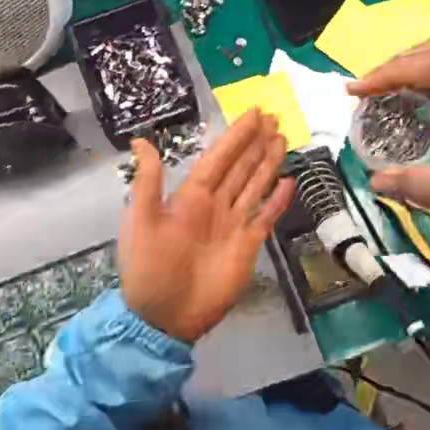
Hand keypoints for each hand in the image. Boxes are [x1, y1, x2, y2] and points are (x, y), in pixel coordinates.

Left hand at [118, 110, 293, 342]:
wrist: (165, 316)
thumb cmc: (148, 269)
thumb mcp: (141, 221)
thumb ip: (148, 181)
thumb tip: (142, 140)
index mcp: (190, 197)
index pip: (219, 158)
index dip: (237, 136)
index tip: (255, 114)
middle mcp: (214, 206)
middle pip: (241, 167)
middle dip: (256, 143)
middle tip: (276, 118)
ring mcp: (232, 226)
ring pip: (254, 186)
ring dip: (268, 164)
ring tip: (284, 140)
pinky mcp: (247, 247)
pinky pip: (265, 218)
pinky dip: (277, 202)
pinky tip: (289, 184)